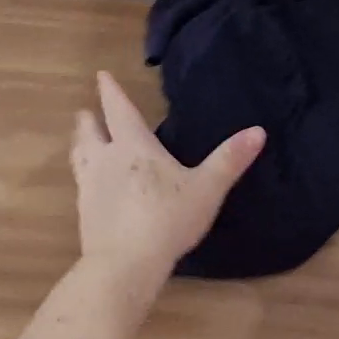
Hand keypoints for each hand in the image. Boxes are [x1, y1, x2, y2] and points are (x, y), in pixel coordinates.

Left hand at [70, 71, 263, 282]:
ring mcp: (90, 186)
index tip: (101, 76)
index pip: (119, 111)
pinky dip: (82, 176)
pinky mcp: (84, 211)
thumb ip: (229, 160)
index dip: (111, 91)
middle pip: (91, 132)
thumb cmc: (168, 219)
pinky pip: (80, 184)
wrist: (126, 262)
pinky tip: (87, 185)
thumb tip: (258, 131)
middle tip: (85, 112)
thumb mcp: (207, 189)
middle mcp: (106, 159)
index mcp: (134, 147)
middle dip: (89, 120)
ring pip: (80, 156)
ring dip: (80, 144)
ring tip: (81, 141)